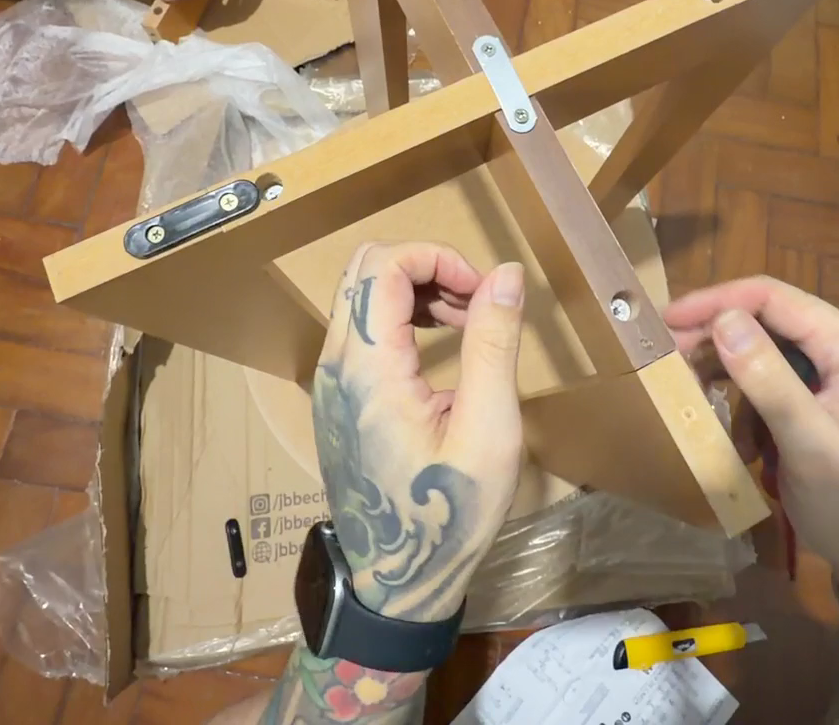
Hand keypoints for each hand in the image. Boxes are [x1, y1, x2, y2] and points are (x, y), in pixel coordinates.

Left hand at [313, 243, 527, 622]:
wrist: (397, 581)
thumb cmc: (448, 513)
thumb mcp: (488, 430)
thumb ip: (493, 343)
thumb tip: (507, 273)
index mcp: (368, 368)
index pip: (383, 265)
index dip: (437, 257)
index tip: (481, 291)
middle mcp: (336, 363)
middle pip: (364, 267)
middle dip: (425, 266)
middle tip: (473, 302)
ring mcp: (331, 378)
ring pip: (360, 292)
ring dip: (415, 287)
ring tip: (465, 320)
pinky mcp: (338, 392)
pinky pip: (361, 324)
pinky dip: (401, 314)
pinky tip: (440, 343)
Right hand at [665, 277, 838, 614]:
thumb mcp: (810, 444)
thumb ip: (769, 380)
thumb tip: (722, 321)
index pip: (773, 298)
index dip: (717, 302)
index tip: (669, 319)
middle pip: (765, 318)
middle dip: (714, 332)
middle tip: (667, 352)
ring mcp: (829, 376)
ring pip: (761, 347)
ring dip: (722, 363)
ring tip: (685, 381)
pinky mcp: (815, 402)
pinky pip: (767, 380)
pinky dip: (738, 395)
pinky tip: (725, 422)